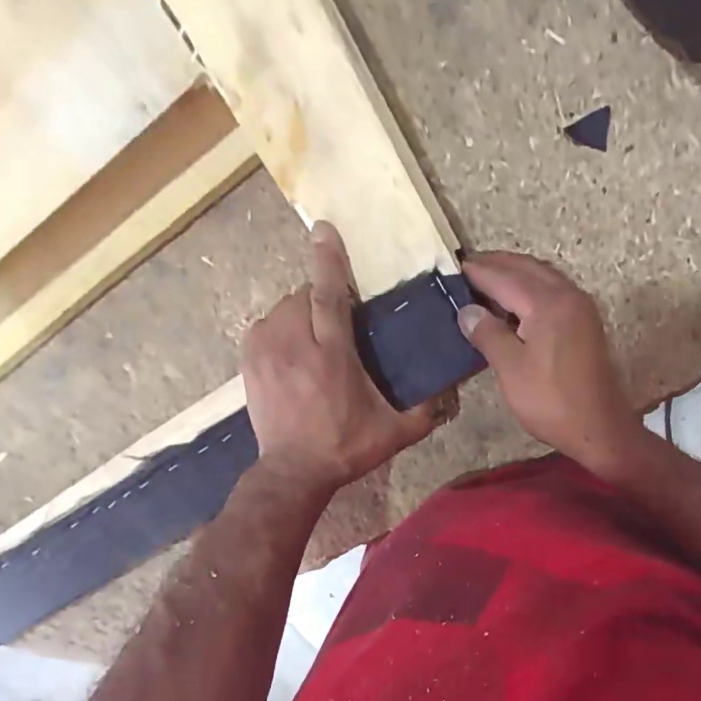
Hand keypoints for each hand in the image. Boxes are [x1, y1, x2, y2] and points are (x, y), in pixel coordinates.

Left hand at [241, 222, 441, 494]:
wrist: (294, 471)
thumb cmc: (349, 447)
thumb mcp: (398, 432)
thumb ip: (428, 409)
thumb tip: (452, 389)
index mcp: (333, 357)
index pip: (328, 296)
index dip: (329, 260)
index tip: (325, 229)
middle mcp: (295, 346)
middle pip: (302, 296)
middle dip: (319, 295)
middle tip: (338, 312)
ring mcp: (265, 352)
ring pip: (281, 310)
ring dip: (300, 312)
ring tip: (317, 333)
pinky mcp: (248, 362)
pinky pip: (264, 326)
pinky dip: (280, 327)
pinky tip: (294, 346)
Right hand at [456, 252, 640, 468]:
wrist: (600, 429)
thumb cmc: (552, 402)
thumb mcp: (511, 368)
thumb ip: (487, 333)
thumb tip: (467, 310)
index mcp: (548, 303)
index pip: (504, 276)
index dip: (476, 272)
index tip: (450, 268)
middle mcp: (569, 296)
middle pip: (527, 269)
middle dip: (497, 265)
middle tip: (466, 270)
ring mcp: (583, 310)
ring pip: (544, 278)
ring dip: (516, 275)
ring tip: (487, 284)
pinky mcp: (587, 326)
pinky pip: (556, 293)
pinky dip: (533, 290)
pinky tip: (516, 305)